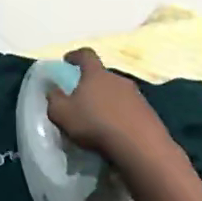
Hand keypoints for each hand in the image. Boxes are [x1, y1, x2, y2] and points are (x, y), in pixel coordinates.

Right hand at [43, 48, 183, 166]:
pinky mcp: (148, 112)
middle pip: (102, 76)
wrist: (139, 145)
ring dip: (107, 100)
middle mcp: (118, 79)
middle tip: (81, 98)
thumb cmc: (95, 124)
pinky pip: (128, 108)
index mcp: (96, 75)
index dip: (75, 55)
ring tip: (98, 118)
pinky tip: (114, 130)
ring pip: (116, 92)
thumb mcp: (62, 113)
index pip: (86, 55)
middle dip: (91, 84)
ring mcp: (136, 95)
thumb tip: (53, 89)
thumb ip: (54, 99)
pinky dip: (119, 114)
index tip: (68, 60)